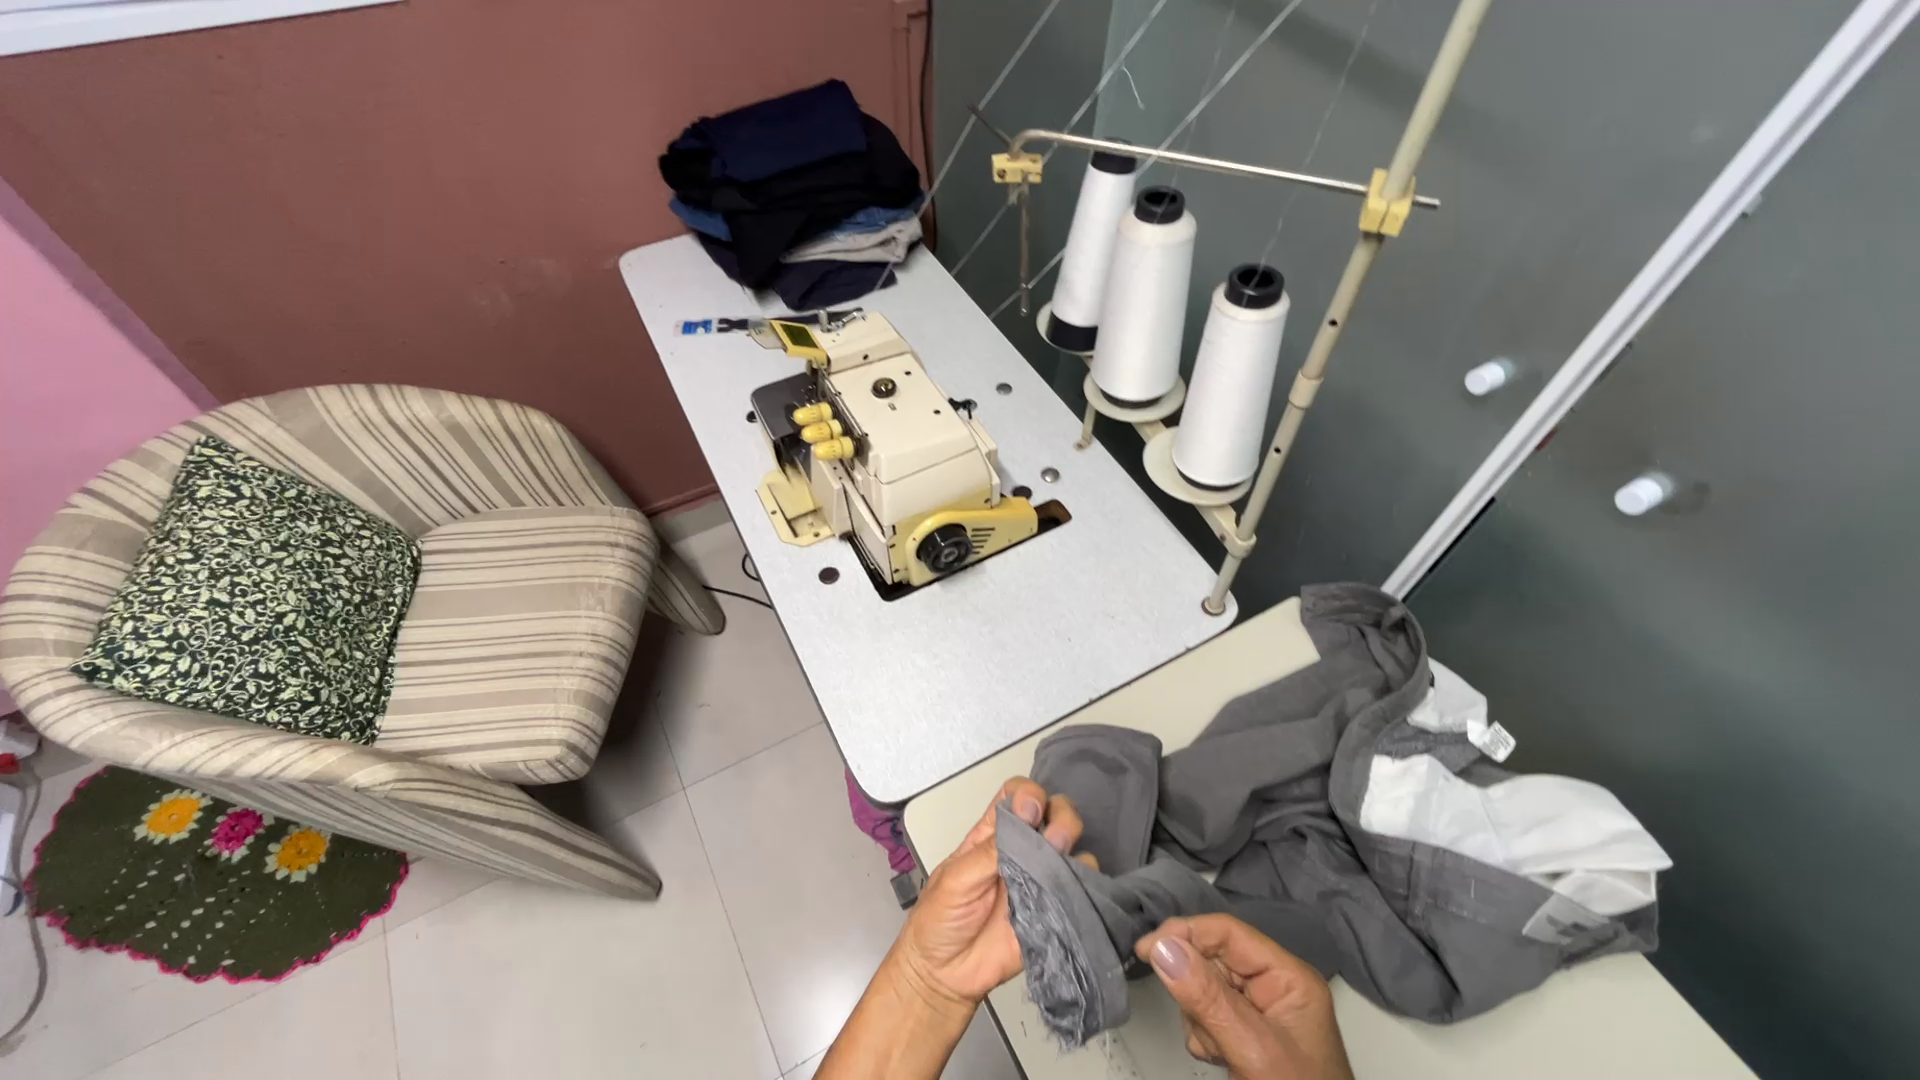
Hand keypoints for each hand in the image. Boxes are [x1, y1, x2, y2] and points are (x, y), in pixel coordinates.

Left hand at [892, 777, 1087, 1010]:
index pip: (1017, 796)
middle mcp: (1022, 850)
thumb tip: (1024, 818)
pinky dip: (1086, 881)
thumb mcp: (955, 878)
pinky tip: (1074, 888)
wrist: (946, 976)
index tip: (1030, 811)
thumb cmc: (939, 919)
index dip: (1028, 794)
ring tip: (1059, 864)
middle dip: (1061, 815)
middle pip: (1053, 812)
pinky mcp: (1055, 910)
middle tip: (1052, 840)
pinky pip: (1083, 887)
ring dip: (1073, 844)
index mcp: (992, 834)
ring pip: (1072, 844)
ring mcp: (1041, 878)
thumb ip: (989, 851)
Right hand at [1136, 915, 1353, 1079]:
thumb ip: (1208, 999)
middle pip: (1212, 958)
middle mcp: (1274, 987)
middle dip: (1195, 988)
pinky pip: (1206, 1014)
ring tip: (1219, 1050)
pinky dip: (1201, 1034)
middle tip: (1199, 1023)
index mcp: (1288, 977)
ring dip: (1198, 1016)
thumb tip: (1163, 948)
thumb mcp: (1255, 1052)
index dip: (1184, 933)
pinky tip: (1218, 1058)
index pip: (1228, 933)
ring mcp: (1260, 1013)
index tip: (1146, 951)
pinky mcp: (1245, 1036)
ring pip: (1204, 987)